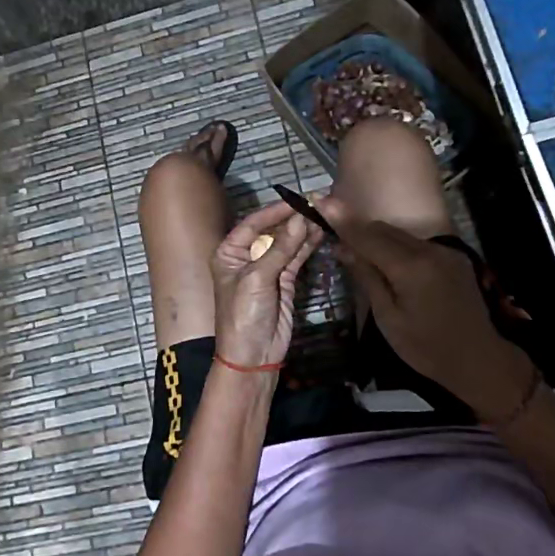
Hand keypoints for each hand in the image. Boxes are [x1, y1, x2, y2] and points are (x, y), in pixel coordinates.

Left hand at [210, 202, 322, 370]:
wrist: (252, 357)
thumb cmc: (243, 316)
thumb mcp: (257, 279)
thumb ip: (280, 248)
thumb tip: (300, 219)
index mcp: (229, 252)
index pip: (253, 223)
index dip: (276, 211)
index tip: (299, 199)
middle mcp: (247, 256)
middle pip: (273, 230)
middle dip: (294, 218)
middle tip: (317, 202)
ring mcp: (267, 268)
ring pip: (288, 242)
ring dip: (305, 229)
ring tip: (325, 213)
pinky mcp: (284, 280)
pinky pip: (296, 257)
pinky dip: (308, 246)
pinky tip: (321, 232)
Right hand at [315, 196, 536, 421]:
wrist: (478, 359)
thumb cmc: (426, 348)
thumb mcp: (388, 318)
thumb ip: (367, 277)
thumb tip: (344, 248)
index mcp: (411, 267)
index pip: (368, 236)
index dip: (343, 220)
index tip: (320, 201)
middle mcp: (430, 250)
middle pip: (385, 230)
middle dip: (359, 230)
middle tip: (336, 238)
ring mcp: (445, 252)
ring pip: (402, 236)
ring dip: (379, 240)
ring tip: (360, 253)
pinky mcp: (454, 258)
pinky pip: (419, 245)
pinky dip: (399, 248)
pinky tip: (391, 264)